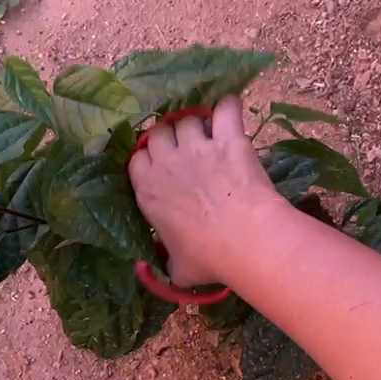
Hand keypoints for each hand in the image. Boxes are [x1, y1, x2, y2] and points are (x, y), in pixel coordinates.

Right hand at [127, 95, 284, 287]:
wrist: (244, 240)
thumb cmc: (207, 258)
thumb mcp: (176, 269)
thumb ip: (165, 264)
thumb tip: (160, 271)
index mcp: (147, 191)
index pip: (136, 159)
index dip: (149, 160)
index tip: (161, 168)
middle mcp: (167, 163)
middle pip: (158, 132)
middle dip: (169, 138)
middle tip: (185, 151)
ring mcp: (197, 147)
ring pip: (188, 119)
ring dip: (197, 125)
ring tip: (210, 137)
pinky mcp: (228, 138)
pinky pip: (226, 108)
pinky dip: (229, 108)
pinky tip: (232, 116)